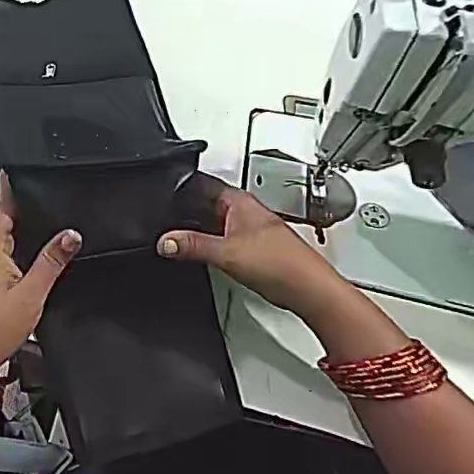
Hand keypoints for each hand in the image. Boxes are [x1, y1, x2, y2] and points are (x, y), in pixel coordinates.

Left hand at [0, 173, 80, 368]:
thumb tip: (69, 235)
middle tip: (40, 193)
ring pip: (5, 239)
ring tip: (44, 220)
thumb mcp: (31, 292)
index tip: (14, 172)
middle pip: (4, 222)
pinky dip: (20, 249)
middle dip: (22, 209)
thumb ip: (52, 261)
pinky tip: (35, 256)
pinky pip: (5, 255)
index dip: (10, 190)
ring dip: (22, 230)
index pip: (2, 209)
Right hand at [157, 174, 343, 319]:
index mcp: (240, 202)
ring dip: (198, 230)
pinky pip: (222, 240)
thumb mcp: (226, 253)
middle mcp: (246, 213)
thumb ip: (192, 245)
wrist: (309, 289)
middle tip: (164, 217)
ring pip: (215, 223)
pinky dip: (209, 245)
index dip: (182, 185)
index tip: (164, 190)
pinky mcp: (252, 250)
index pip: (204, 183)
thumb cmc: (283, 263)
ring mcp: (249, 231)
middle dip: (186, 210)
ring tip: (178, 237)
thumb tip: (166, 241)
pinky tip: (202, 255)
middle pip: (207, 204)